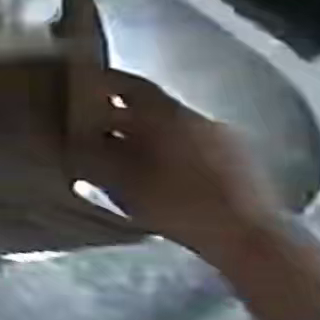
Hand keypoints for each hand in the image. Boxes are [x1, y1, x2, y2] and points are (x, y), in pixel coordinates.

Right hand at [71, 68, 282, 250]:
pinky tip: (148, 172)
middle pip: (149, 108)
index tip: (78, 81)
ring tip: (113, 152)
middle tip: (85, 124)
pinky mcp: (238, 162)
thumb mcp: (118, 180)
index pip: (131, 85)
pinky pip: (190, 144)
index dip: (103, 80)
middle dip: (116, 114)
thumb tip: (69, 138)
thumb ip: (90, 154)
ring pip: (169, 128)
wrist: (250, 239)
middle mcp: (198, 120)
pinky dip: (164, 149)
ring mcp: (223, 140)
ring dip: (140, 134)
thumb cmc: (176, 203)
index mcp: (169, 116)